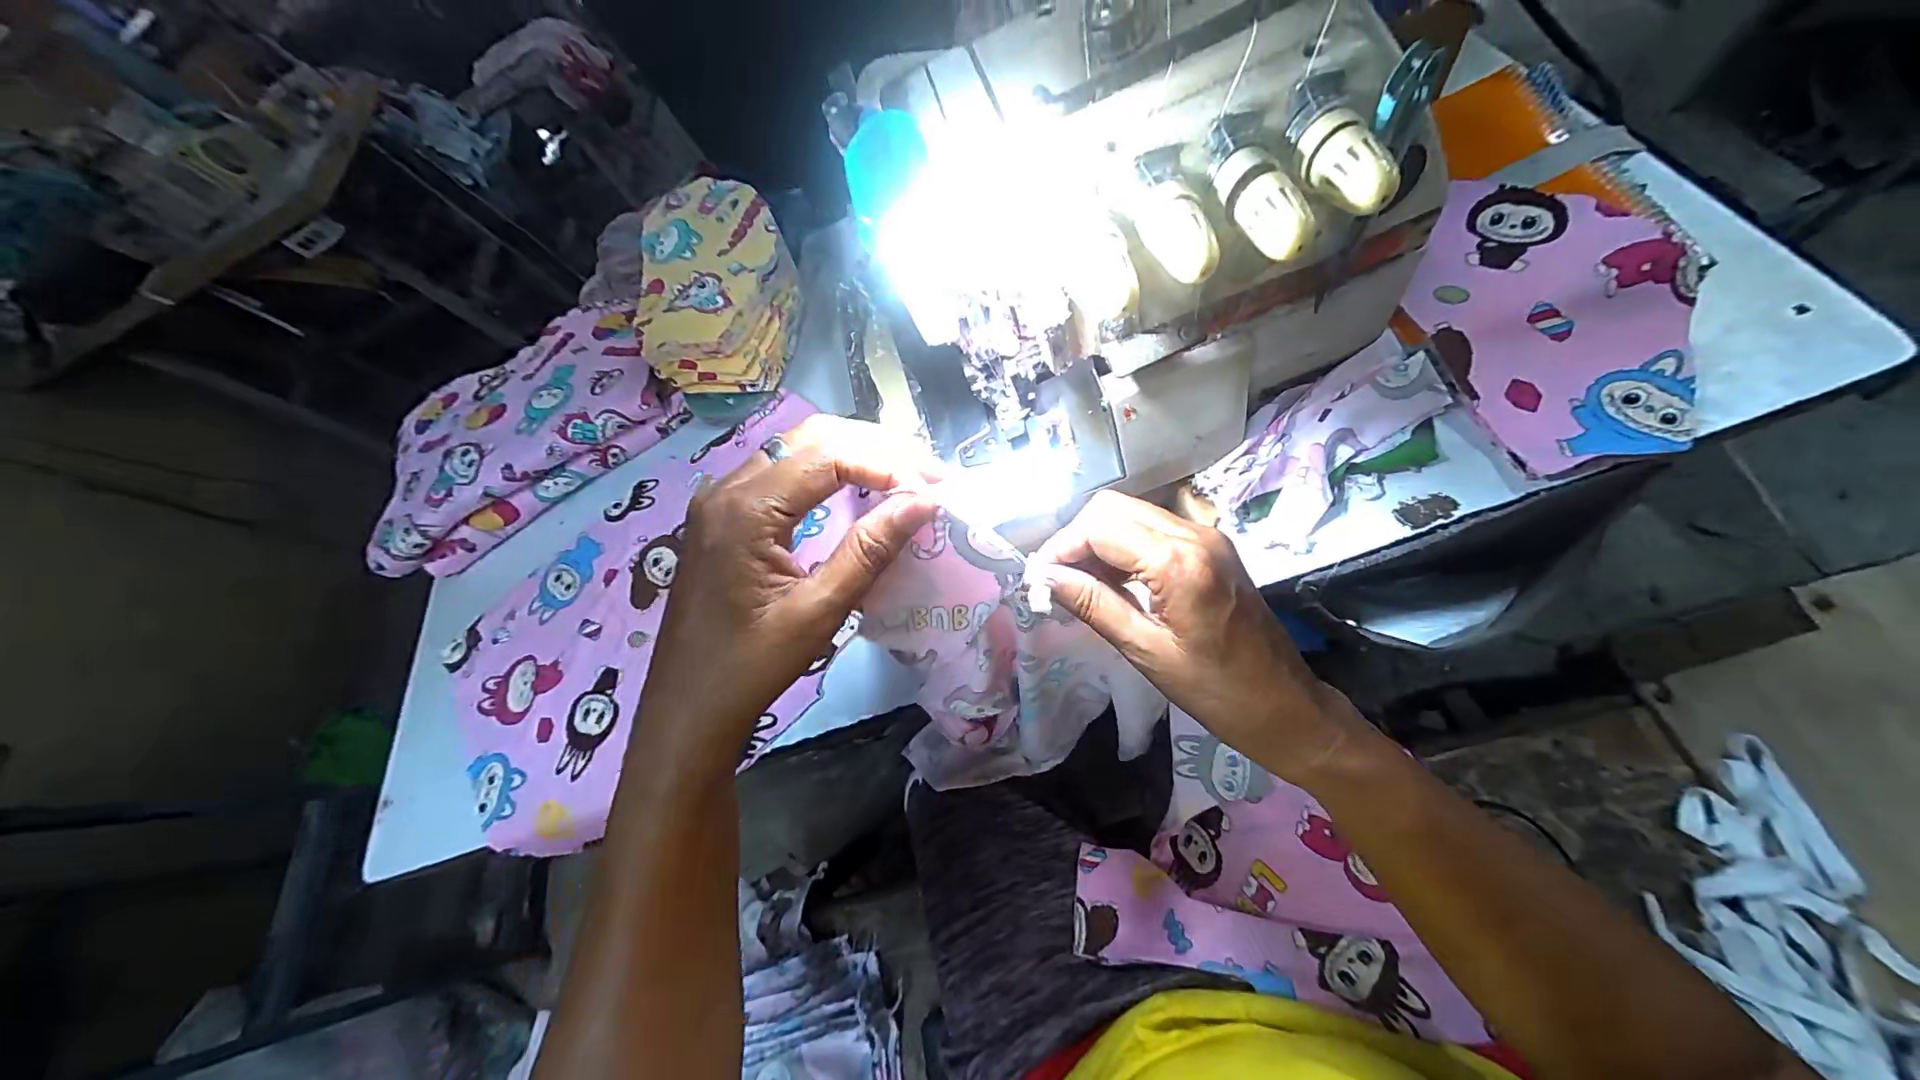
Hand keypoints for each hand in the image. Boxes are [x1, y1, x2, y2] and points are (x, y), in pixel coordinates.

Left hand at [637, 416, 940, 761]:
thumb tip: (924, 501)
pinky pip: (781, 474)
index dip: (887, 463)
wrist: (688, 706)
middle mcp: (727, 489)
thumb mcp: (819, 610)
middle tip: (927, 473)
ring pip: (796, 449)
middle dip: (874, 447)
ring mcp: (721, 499)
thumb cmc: (751, 666)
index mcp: (745, 509)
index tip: (933, 487)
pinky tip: (858, 490)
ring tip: (904, 476)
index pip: (827, 455)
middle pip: (810, 438)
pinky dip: (826, 473)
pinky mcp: (724, 516)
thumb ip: (870, 550)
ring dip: (852, 454)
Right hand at [1032, 491, 1371, 782]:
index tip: (1038, 579)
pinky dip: (1122, 545)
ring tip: (1080, 582)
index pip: (1099, 527)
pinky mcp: (1212, 545)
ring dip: (1097, 540)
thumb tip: (1044, 579)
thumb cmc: (1216, 691)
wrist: (1286, 705)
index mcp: (1179, 562)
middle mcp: (1194, 534)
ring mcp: (1207, 535)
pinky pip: (1152, 528)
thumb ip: (1093, 605)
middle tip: (1056, 580)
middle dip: (1075, 538)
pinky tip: (1112, 579)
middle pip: (1111, 507)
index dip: (1060, 548)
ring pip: (1130, 512)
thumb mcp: (1146, 651)